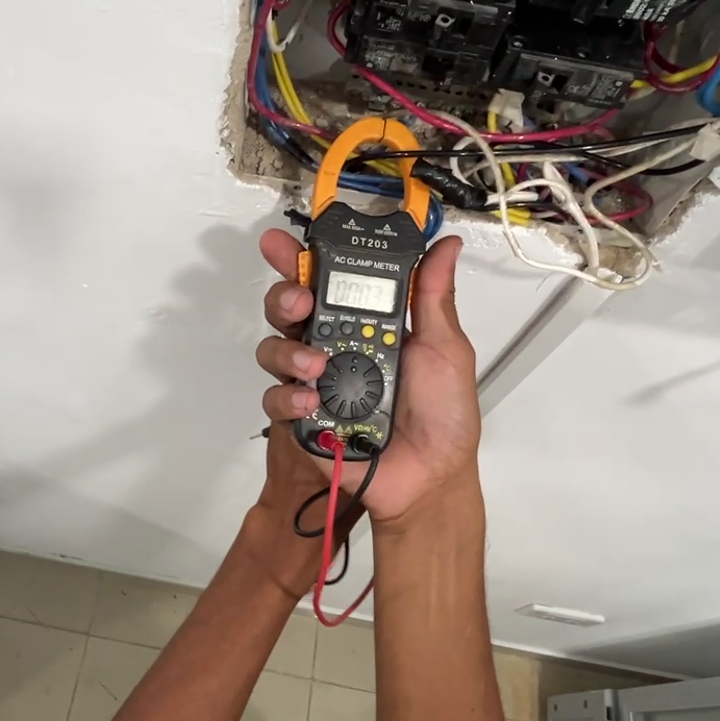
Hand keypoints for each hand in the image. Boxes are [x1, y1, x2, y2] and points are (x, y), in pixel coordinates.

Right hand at [254, 228, 481, 528]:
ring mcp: (314, 383)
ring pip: (273, 350)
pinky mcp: (302, 418)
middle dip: (283, 297)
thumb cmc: (443, 414)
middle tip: (299, 302)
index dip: (299, 260)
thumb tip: (446, 245)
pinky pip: (275, 399)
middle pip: (287, 309)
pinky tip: (311, 401)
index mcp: (365, 324)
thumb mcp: (446, 348)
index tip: (281, 244)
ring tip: (316, 366)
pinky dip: (288, 396)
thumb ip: (433, 296)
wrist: (432, 477)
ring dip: (287, 350)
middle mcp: (333, 347)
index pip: (325, 282)